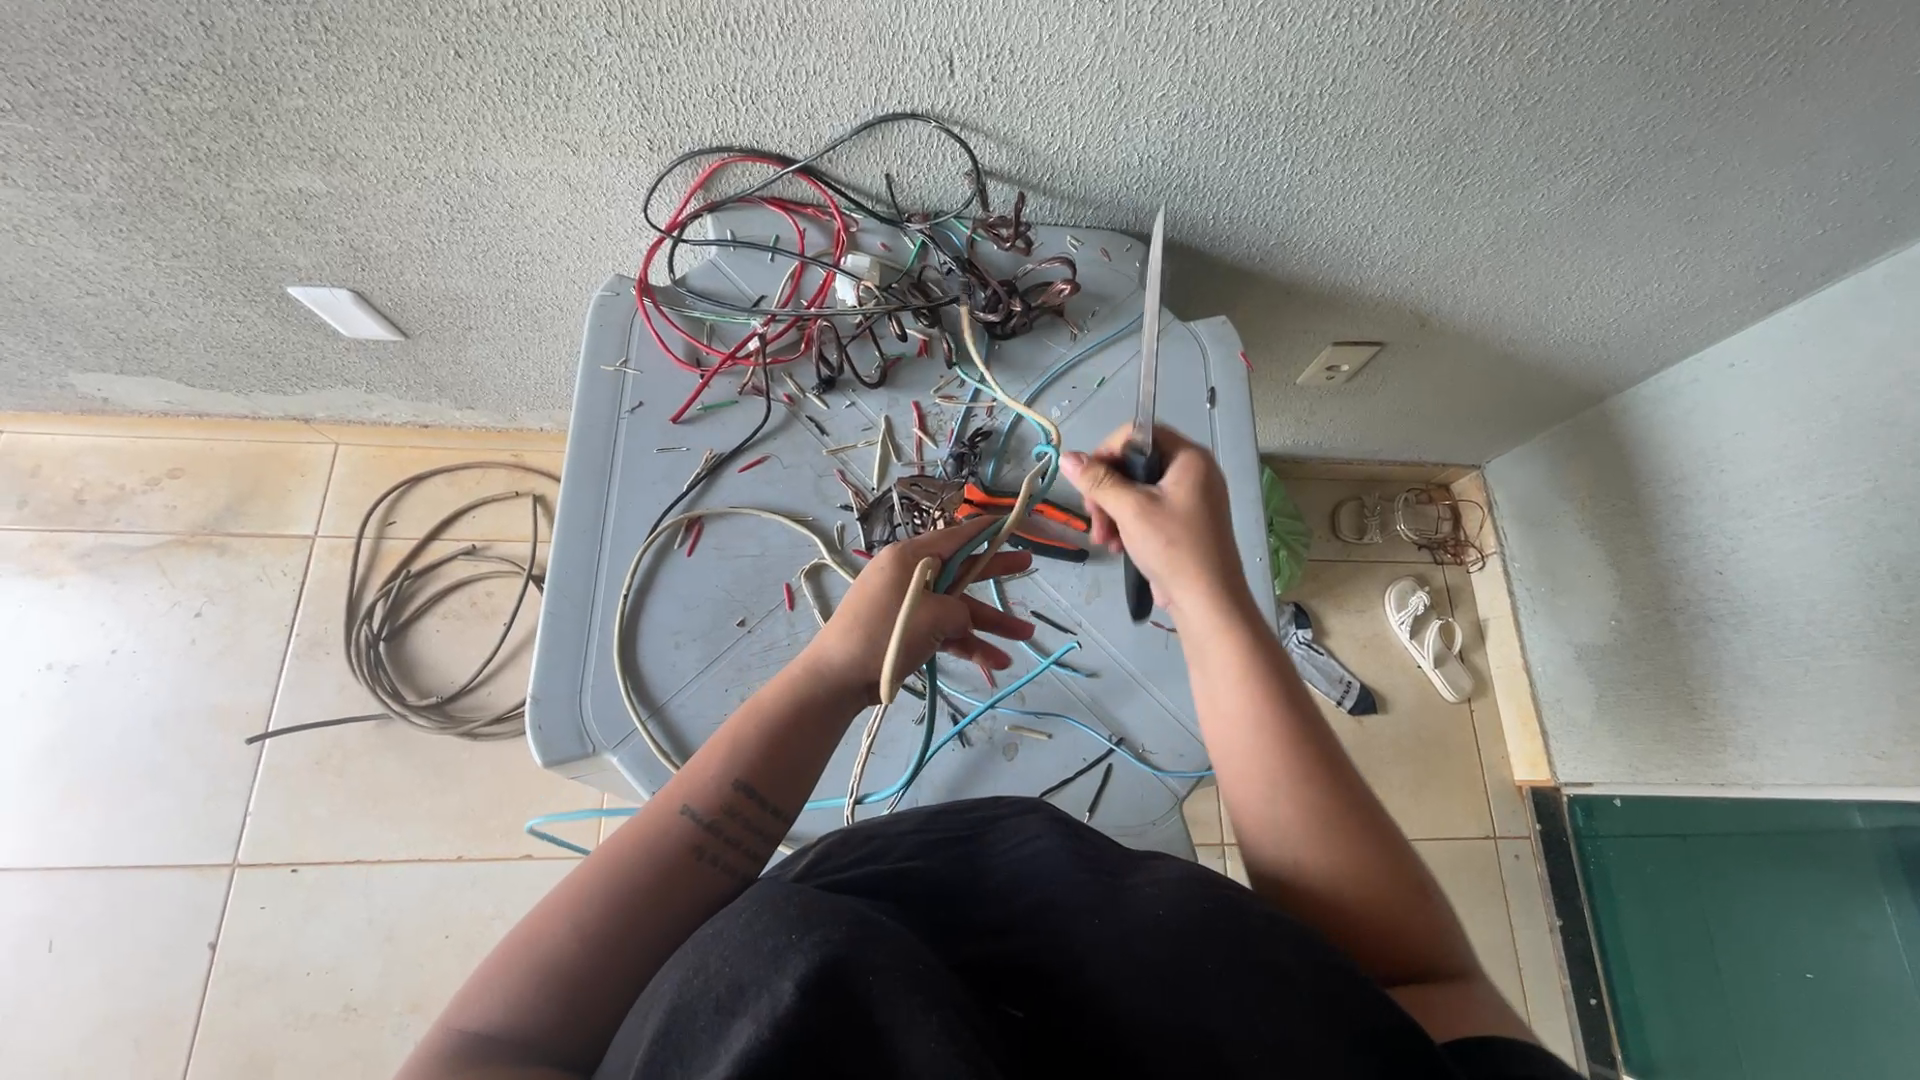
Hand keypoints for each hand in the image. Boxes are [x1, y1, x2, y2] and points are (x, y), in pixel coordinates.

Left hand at [798, 516, 1035, 704]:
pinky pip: (944, 631)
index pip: (955, 536)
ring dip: (990, 623)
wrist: (838, 677)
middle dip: (995, 573)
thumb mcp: (934, 617)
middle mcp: (909, 575)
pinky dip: (967, 644)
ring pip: (957, 608)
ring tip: (1027, 633)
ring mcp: (908, 604)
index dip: (986, 531)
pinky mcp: (906, 631)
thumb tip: (962, 619)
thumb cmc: (885, 634)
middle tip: (1029, 563)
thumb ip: (960, 611)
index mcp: (910, 558)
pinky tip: (996, 661)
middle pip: (961, 570)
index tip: (1011, 524)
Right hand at [1059, 424, 1248, 616]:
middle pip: (1135, 463)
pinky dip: (1128, 523)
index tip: (1089, 481)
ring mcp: (1190, 498)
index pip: (1139, 434)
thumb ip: (1098, 480)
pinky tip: (1117, 545)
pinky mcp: (1185, 522)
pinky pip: (1148, 510)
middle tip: (1094, 517)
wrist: (1207, 601)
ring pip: (1137, 490)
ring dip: (1112, 511)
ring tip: (1104, 539)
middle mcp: (1193, 472)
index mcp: (1189, 458)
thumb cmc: (1173, 548)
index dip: (1108, 452)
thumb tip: (1067, 456)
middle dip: (1107, 490)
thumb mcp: (1130, 510)